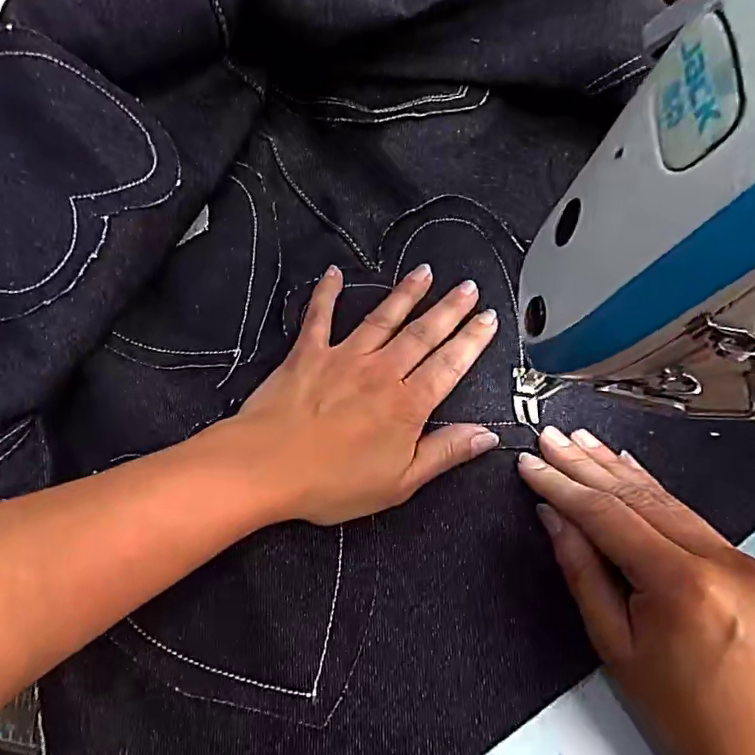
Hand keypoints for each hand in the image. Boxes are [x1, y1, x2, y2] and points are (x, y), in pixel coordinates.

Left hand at [222, 263, 501, 525]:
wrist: (265, 469)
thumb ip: (445, 453)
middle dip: (450, 308)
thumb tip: (485, 436)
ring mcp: (343, 358)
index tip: (488, 320)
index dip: (473, 340)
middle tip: (469, 287)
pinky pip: (320, 316)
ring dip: (407, 293)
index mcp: (406, 405)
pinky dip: (327, 293)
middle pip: (423, 333)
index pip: (450, 364)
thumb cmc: (330, 482)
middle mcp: (380, 373)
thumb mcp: (400, 482)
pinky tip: (335, 274)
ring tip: (426, 273)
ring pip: (383, 318)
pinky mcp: (308, 354)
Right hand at [514, 425, 754, 754]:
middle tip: (553, 440)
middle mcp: (723, 563)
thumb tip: (558, 523)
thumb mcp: (618, 650)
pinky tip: (633, 472)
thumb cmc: (699, 726)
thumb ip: (584, 574)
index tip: (534, 466)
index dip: (563, 486)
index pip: (607, 515)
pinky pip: (695, 518)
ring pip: (668, 500)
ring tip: (584, 444)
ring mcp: (746, 561)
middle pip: (638, 496)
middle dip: (586, 465)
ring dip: (619, 470)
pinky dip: (657, 493)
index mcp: (684, 586)